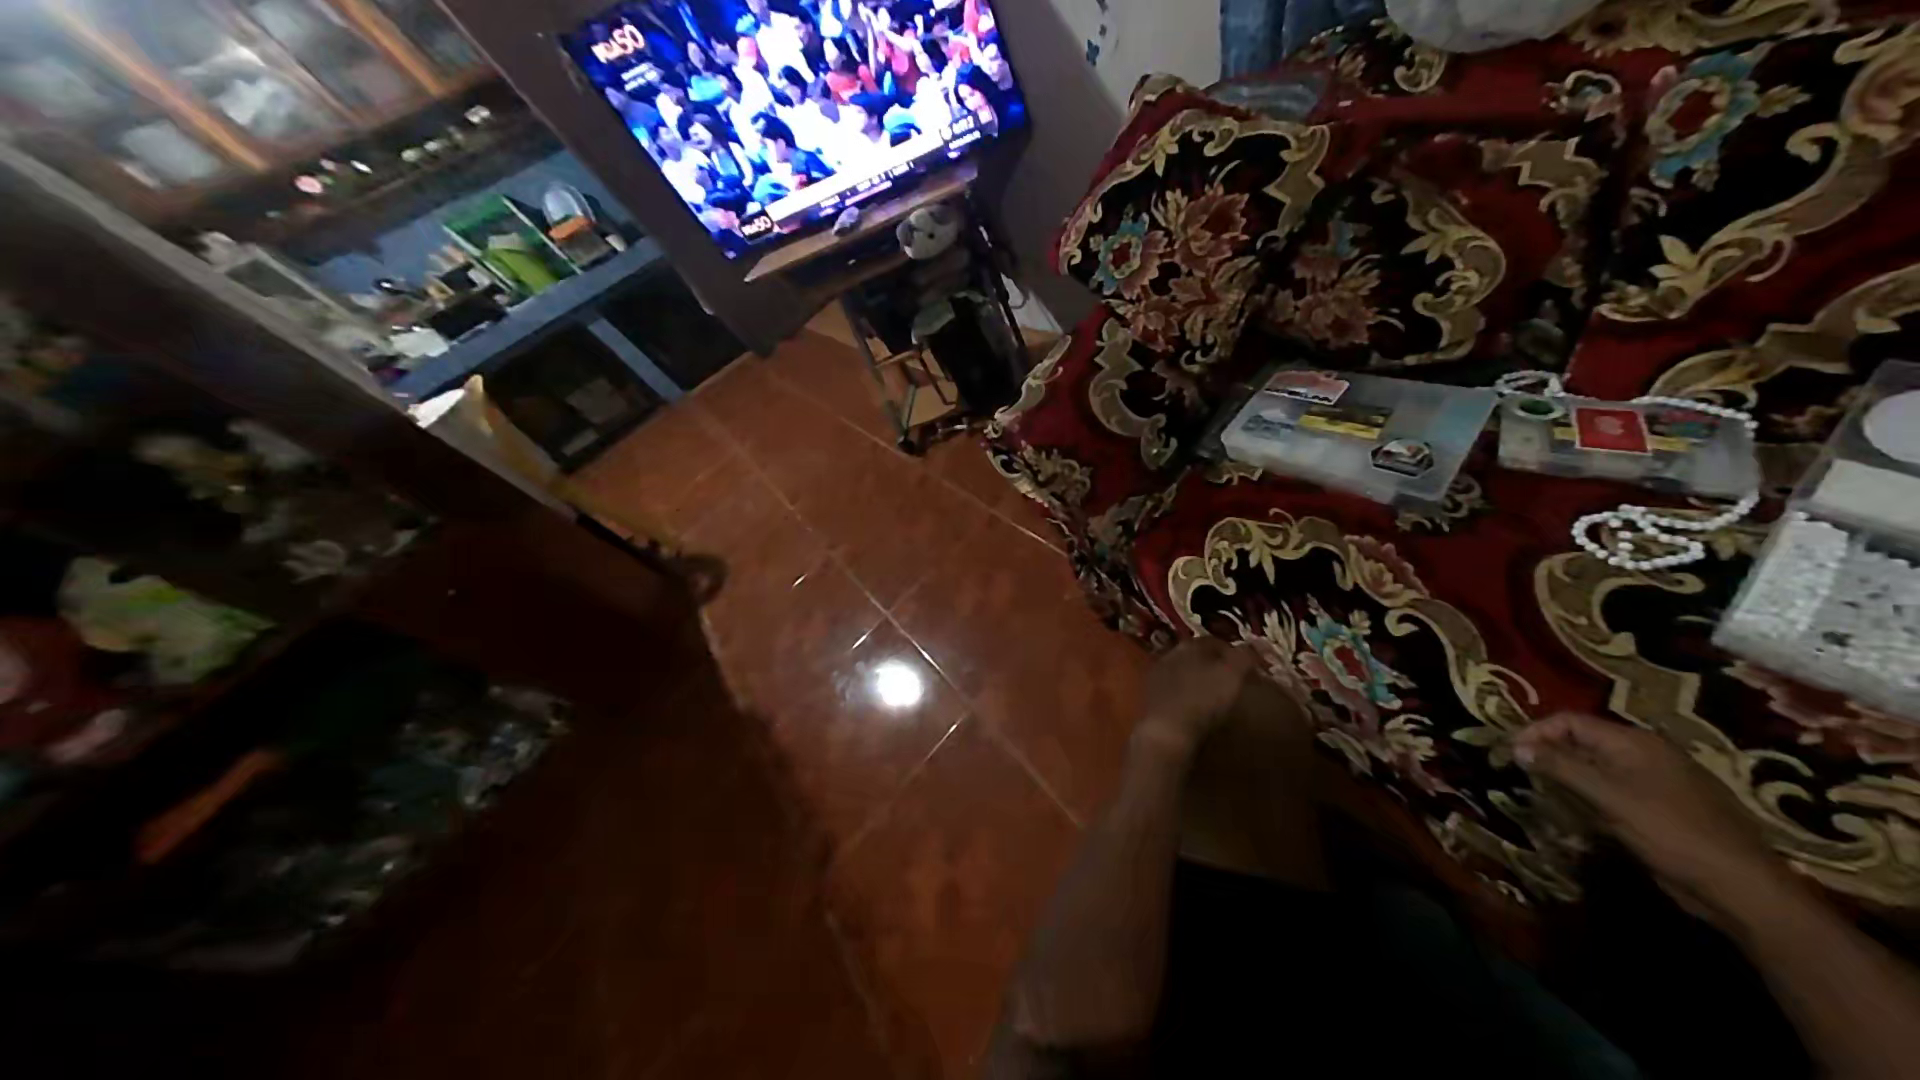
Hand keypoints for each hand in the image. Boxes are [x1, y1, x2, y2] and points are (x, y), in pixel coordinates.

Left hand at [1136, 637, 1254, 759]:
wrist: (1167, 732)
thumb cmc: (1203, 699)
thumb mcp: (1232, 674)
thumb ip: (1244, 655)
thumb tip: (1254, 645)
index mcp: (1187, 645)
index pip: (1215, 642)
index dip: (1235, 652)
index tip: (1250, 667)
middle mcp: (1168, 656)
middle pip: (1197, 657)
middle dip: (1216, 666)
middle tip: (1235, 681)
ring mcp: (1156, 678)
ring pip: (1184, 674)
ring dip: (1200, 682)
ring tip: (1218, 697)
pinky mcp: (1150, 700)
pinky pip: (1174, 693)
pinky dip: (1187, 697)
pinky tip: (1197, 710)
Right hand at [1517, 713, 1792, 924]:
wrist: (1741, 888)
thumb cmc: (1670, 833)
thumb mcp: (1608, 797)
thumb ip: (1560, 767)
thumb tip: (1517, 747)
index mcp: (1635, 743)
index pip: (1570, 721)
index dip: (1535, 732)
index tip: (1510, 755)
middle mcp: (1646, 754)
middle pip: (1581, 742)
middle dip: (1548, 756)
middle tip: (1522, 776)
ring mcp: (1656, 782)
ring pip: (1594, 768)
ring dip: (1566, 779)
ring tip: (1545, 797)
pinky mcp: (1660, 808)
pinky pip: (1612, 791)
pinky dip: (1588, 797)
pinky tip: (1579, 816)